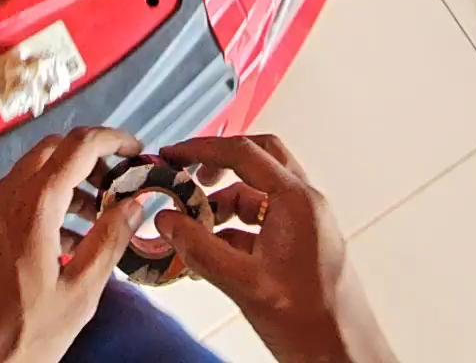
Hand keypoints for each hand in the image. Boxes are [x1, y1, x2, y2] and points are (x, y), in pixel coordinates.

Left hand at [0, 127, 153, 362]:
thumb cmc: (19, 333)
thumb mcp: (79, 294)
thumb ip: (109, 241)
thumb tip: (136, 202)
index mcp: (36, 202)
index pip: (80, 145)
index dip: (113, 139)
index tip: (138, 150)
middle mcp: (12, 191)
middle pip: (58, 147)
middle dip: (93, 156)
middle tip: (121, 182)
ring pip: (41, 167)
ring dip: (74, 178)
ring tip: (103, 213)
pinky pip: (26, 191)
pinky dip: (54, 197)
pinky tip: (74, 237)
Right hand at [155, 135, 396, 362]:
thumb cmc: (311, 326)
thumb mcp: (245, 285)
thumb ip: (200, 249)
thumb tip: (164, 221)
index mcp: (297, 201)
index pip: (242, 153)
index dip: (201, 149)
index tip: (173, 155)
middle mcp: (305, 203)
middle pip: (258, 156)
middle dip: (220, 160)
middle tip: (189, 172)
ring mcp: (307, 222)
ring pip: (260, 188)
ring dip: (226, 196)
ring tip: (196, 219)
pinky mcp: (303, 244)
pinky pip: (265, 217)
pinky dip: (236, 223)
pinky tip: (215, 246)